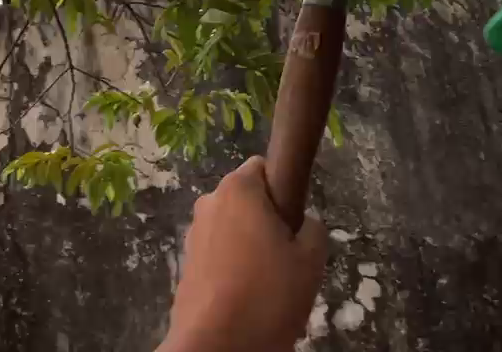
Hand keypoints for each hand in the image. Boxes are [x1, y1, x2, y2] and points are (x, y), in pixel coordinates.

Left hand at [161, 156, 326, 351]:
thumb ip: (313, 229)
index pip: (263, 167)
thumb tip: (303, 223)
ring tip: (270, 285)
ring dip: (251, 246)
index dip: (282, 189)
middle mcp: (210, 200)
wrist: (218, 345)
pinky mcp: (187, 260)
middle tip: (288, 257)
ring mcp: (194, 231)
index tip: (294, 220)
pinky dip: (233, 266)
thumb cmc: (268, 294)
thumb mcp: (310, 260)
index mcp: (238, 188)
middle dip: (267, 221)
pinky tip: (249, 298)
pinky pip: (219, 252)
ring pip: (233, 228)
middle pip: (247, 199)